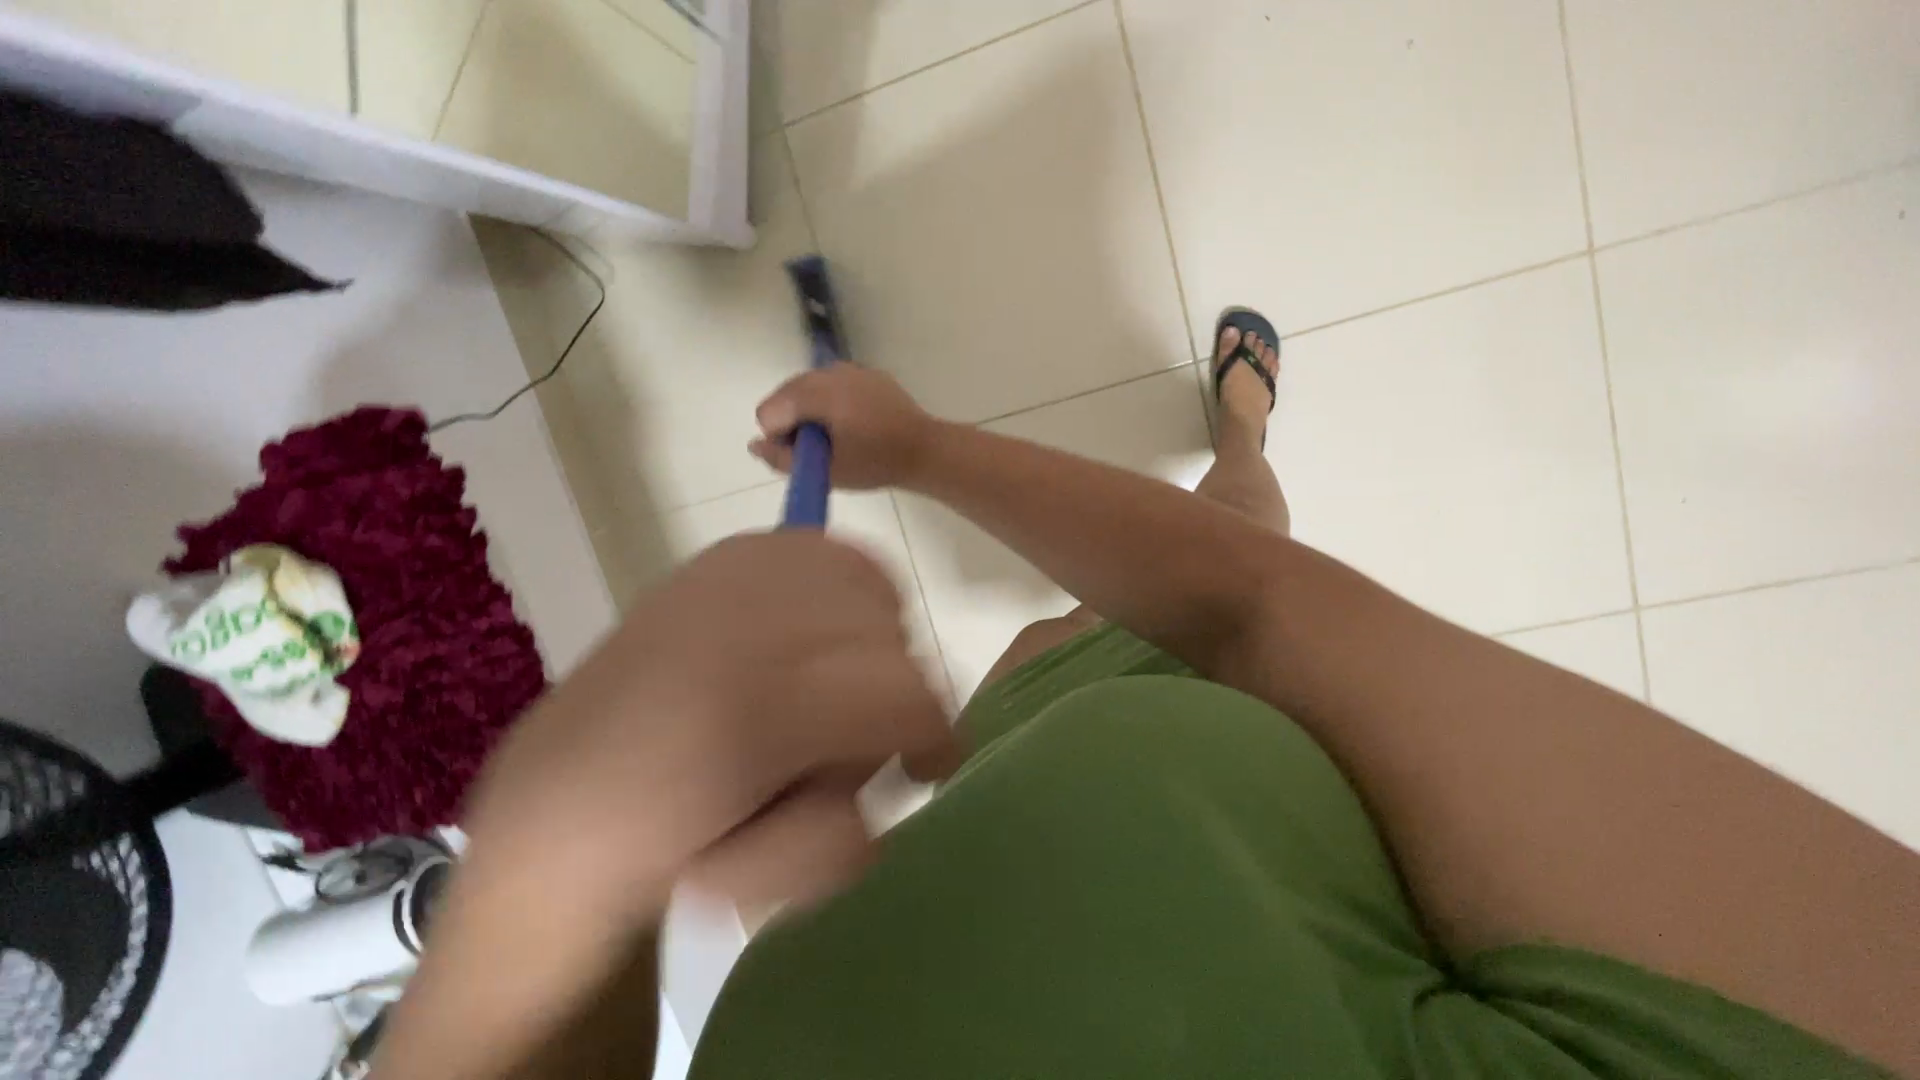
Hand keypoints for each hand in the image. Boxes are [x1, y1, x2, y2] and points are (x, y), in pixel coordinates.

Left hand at [380, 532, 956, 1079]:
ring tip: (841, 690)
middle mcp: (740, 626)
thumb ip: (844, 836)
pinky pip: (819, 551)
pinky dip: (844, 587)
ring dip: (874, 641)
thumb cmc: (663, 858)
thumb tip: (890, 777)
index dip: (935, 732)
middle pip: (886, 635)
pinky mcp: (718, 561)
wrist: (559, 812)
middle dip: (898, 694)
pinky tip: (818, 633)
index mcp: (752, 712)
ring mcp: (725, 579)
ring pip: (862, 582)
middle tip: (866, 743)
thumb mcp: (764, 876)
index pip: (899, 692)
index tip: (930, 768)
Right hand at [750, 366, 942, 489]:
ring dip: (811, 411)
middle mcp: (829, 371)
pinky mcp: (866, 372)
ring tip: (836, 438)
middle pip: (786, 394)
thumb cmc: (876, 463)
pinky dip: (831, 402)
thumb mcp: (827, 470)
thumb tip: (754, 444)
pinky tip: (853, 424)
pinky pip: (833, 384)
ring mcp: (850, 368)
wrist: (925, 450)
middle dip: (793, 422)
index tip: (805, 454)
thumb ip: (783, 459)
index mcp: (818, 393)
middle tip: (819, 449)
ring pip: (808, 387)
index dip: (780, 437)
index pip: (770, 410)